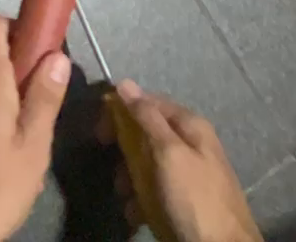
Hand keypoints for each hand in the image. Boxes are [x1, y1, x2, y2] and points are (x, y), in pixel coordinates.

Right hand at [108, 81, 261, 241]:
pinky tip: (136, 212)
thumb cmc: (194, 199)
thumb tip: (124, 83)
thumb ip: (146, 117)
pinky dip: (142, 199)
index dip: (121, 111)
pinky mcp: (186, 201)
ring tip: (125, 196)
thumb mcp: (168, 153)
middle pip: (146, 133)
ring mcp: (189, 174)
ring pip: (148, 163)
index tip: (100, 132)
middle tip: (114, 170)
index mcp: (189, 125)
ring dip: (130, 178)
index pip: (147, 102)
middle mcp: (191, 144)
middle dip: (125, 151)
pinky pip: (156, 190)